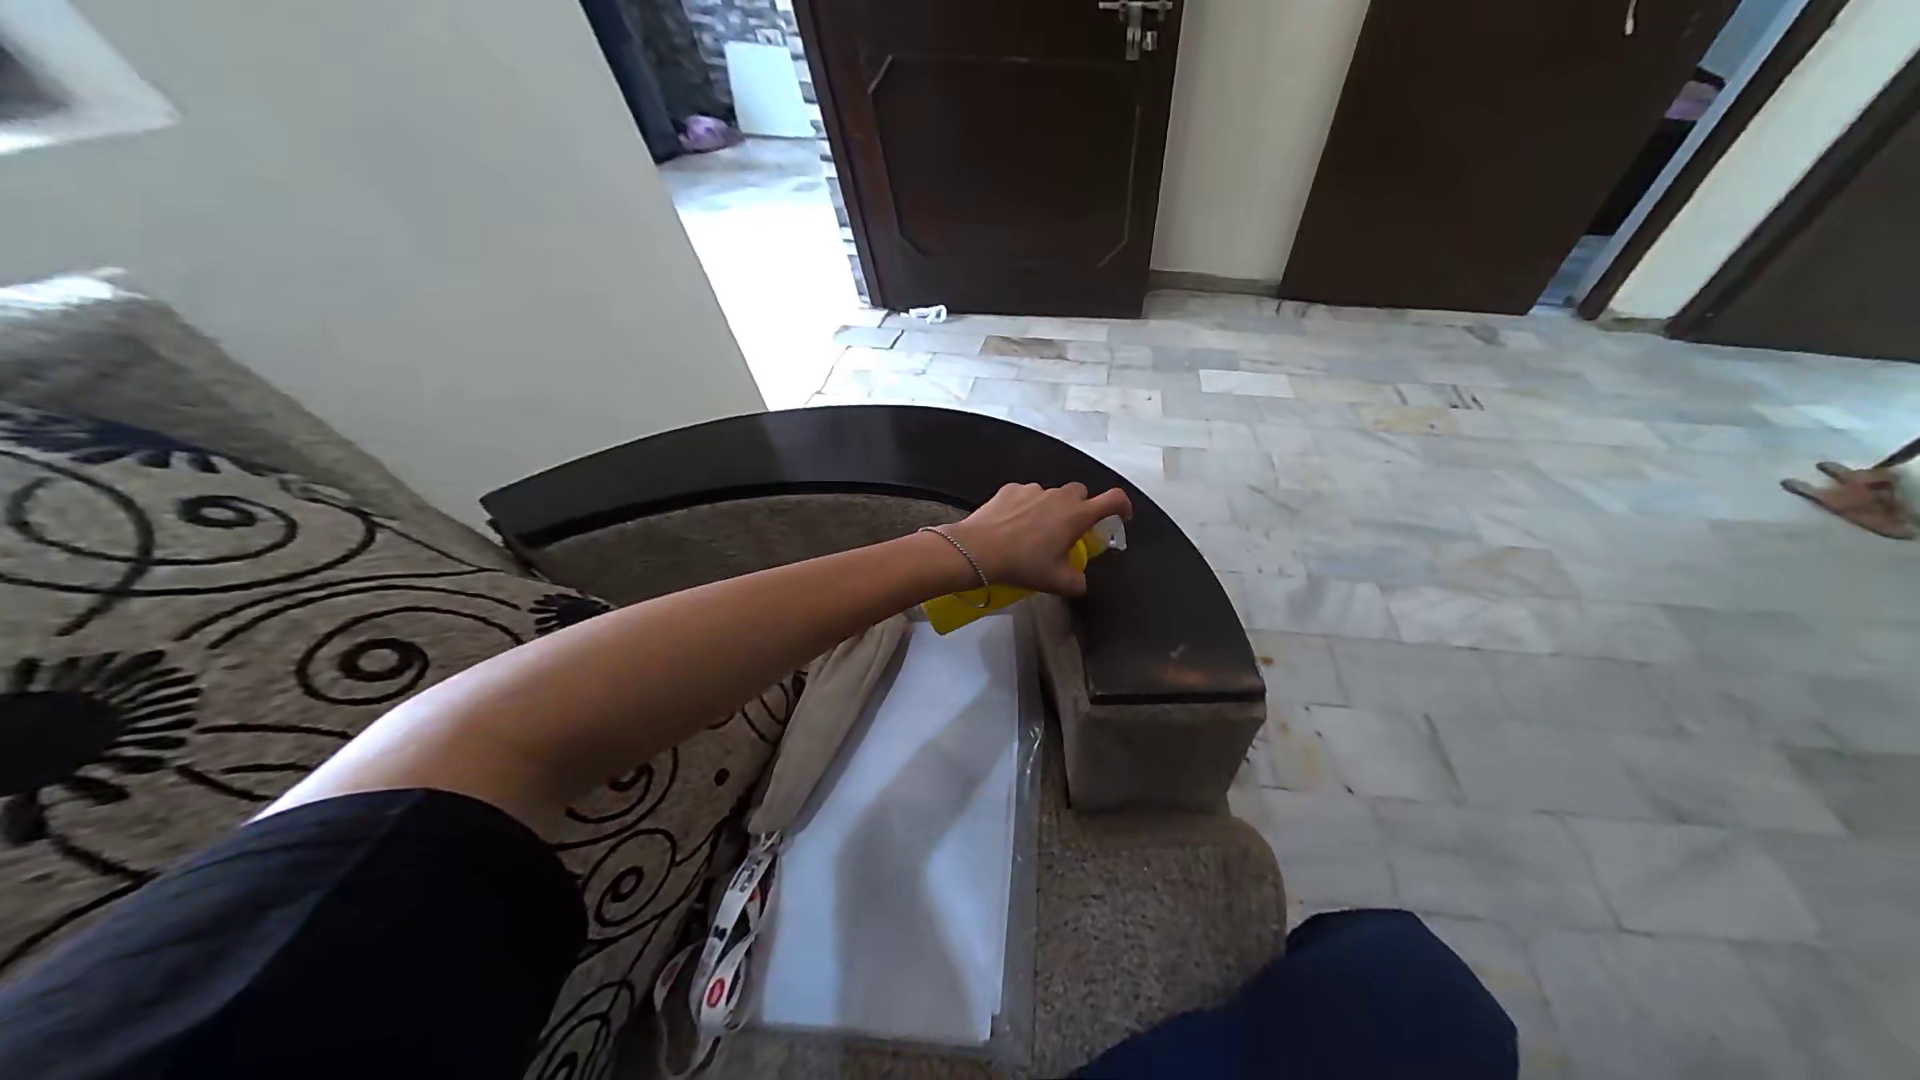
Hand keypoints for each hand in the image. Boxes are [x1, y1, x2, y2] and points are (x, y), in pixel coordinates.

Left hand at [943, 482, 1132, 596]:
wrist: (978, 550)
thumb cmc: (1023, 565)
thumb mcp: (1056, 582)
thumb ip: (1078, 582)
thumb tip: (1080, 581)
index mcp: (1077, 515)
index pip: (1113, 499)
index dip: (1123, 506)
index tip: (1122, 516)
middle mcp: (1058, 496)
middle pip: (1080, 494)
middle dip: (1081, 508)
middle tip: (1070, 531)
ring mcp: (1033, 489)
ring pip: (1051, 495)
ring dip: (1051, 509)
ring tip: (1035, 532)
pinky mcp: (1010, 489)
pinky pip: (1026, 495)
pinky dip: (1026, 507)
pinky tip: (1013, 526)